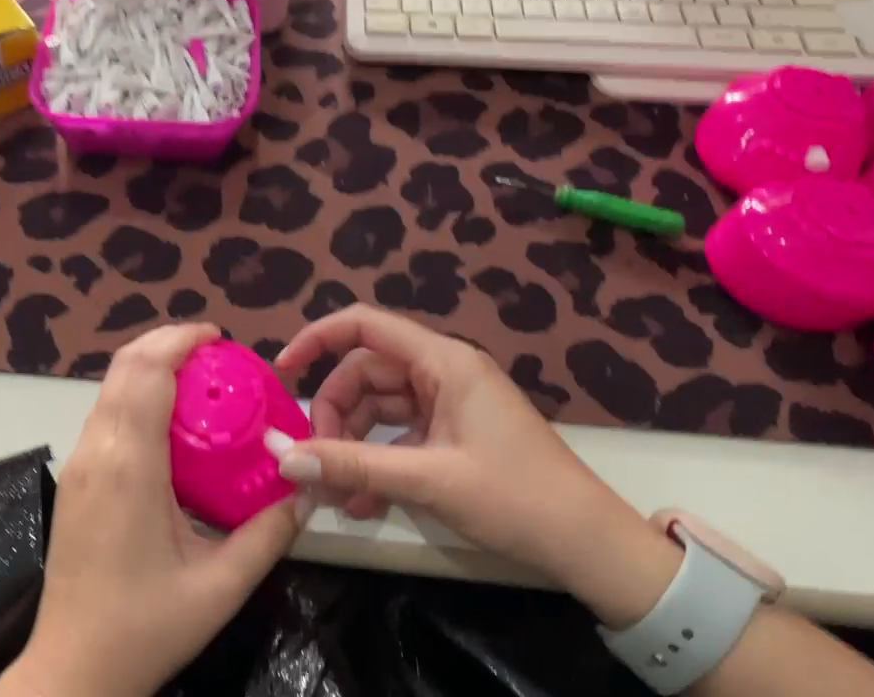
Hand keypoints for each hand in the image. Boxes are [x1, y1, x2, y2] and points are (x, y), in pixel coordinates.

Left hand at [0, 324, 309, 696]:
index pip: (146, 373)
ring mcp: (78, 463)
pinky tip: (168, 422)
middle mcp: (96, 451)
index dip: (178, 341)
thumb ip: (267, 535)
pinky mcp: (73, 479)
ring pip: (109, 388)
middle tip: (213, 352)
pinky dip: (134, 396)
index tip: (216, 336)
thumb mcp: (219, 587)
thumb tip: (304, 492)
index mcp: (129, 465)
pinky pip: (104, 415)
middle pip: (123, 368)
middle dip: (164, 344)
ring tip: (196, 380)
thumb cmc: (144, 628)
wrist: (72, 670)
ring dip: (147, 368)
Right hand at [272, 306, 680, 627]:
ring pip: (378, 406)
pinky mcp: (454, 432)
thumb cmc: (516, 498)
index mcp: (443, 362)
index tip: (282, 370)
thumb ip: (351, 465)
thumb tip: (281, 455)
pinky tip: (362, 501)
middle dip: (334, 413)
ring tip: (335, 491)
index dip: (317, 338)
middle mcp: (443, 371)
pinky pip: (399, 433)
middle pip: (365, 372)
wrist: (592, 547)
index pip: (364, 325)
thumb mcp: (427, 481)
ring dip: (352, 444)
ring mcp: (449, 402)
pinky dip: (376, 460)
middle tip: (315, 459)